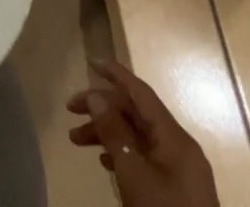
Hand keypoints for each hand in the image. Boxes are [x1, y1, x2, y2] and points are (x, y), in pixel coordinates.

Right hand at [67, 58, 220, 206]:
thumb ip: (114, 131)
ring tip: (77, 141)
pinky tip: (104, 161)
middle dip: (103, 108)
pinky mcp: (176, 187)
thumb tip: (97, 95)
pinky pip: (145, 156)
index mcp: (175, 138)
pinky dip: (121, 151)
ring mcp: (179, 168)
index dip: (116, 74)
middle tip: (70, 111)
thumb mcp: (132, 172)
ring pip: (138, 136)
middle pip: (137, 114)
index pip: (142, 93)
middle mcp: (180, 147)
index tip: (89, 62)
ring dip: (107, 132)